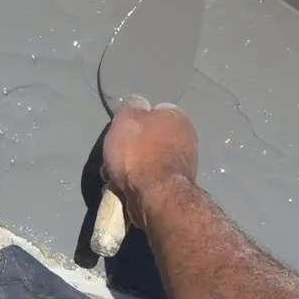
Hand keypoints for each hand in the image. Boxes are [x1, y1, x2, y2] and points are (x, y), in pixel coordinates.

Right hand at [103, 96, 198, 225]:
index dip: (132, 122)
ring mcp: (182, 165)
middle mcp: (185, 138)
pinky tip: (124, 189)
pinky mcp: (174, 187)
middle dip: (128, 150)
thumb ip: (131, 105)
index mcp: (177, 117)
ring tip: (114, 178)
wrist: (154, 196)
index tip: (120, 133)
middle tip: (113, 159)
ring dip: (128, 169)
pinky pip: (149, 181)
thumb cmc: (138, 152)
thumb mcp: (126, 118)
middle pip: (147, 140)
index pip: (152, 112)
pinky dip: (136, 184)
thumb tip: (138, 103)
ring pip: (145, 162)